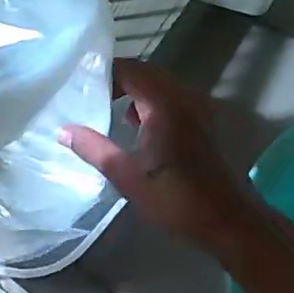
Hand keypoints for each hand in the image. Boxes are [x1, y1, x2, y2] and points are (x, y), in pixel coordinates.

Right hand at [60, 59, 293, 271]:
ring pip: (163, 87)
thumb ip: (92, 147)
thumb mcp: (125, 174)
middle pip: (147, 74)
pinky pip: (175, 101)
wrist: (230, 222)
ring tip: (111, 110)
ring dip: (137, 92)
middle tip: (91, 95)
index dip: (104, 73)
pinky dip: (154, 104)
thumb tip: (63, 130)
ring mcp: (201, 111)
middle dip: (119, 81)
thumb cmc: (175, 198)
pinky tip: (139, 128)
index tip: (81, 84)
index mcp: (164, 104)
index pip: (130, 70)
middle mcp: (186, 99)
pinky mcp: (208, 126)